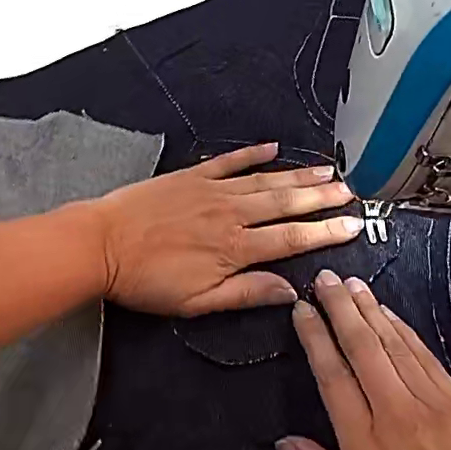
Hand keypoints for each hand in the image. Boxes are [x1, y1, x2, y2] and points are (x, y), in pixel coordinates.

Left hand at [87, 143, 360, 316]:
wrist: (99, 245)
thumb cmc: (146, 280)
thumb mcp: (196, 302)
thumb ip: (246, 293)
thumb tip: (289, 291)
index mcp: (235, 247)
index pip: (292, 238)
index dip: (325, 232)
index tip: (352, 224)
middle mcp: (232, 214)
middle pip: (287, 204)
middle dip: (322, 198)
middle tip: (350, 191)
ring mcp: (214, 190)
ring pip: (267, 181)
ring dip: (300, 177)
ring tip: (328, 171)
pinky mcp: (193, 176)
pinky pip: (230, 161)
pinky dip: (253, 153)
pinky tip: (274, 147)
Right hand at [281, 273, 450, 449]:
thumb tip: (287, 444)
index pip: (332, 376)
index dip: (315, 337)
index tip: (302, 310)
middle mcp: (399, 417)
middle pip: (363, 347)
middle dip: (340, 307)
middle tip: (325, 279)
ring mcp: (435, 407)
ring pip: (395, 344)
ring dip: (372, 310)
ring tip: (353, 285)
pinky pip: (427, 357)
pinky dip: (406, 332)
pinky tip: (394, 318)